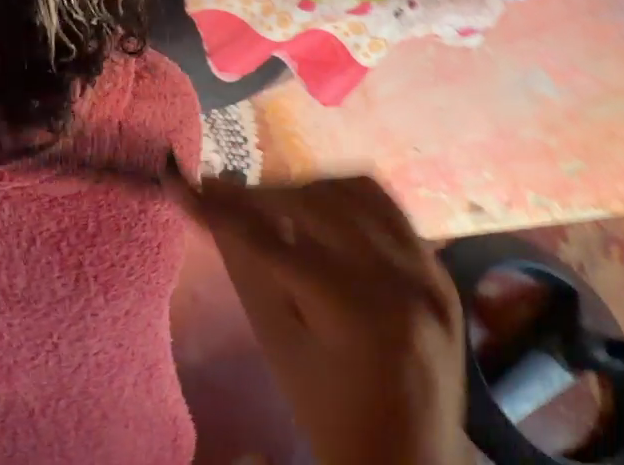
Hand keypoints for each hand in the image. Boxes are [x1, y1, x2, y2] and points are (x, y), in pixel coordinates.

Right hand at [167, 174, 469, 464]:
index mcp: (353, 310)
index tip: (183, 186)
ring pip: (356, 192)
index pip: (270, 238)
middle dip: (259, 194)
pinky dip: (346, 202)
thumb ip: (244, 264)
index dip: (220, 209)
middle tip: (220, 192)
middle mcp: (398, 280)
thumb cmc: (327, 408)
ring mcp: (428, 274)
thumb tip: (203, 206)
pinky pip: (389, 212)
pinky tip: (318, 215)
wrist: (408, 455)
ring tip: (272, 202)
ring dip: (304, 189)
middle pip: (314, 203)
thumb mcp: (276, 339)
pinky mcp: (440, 274)